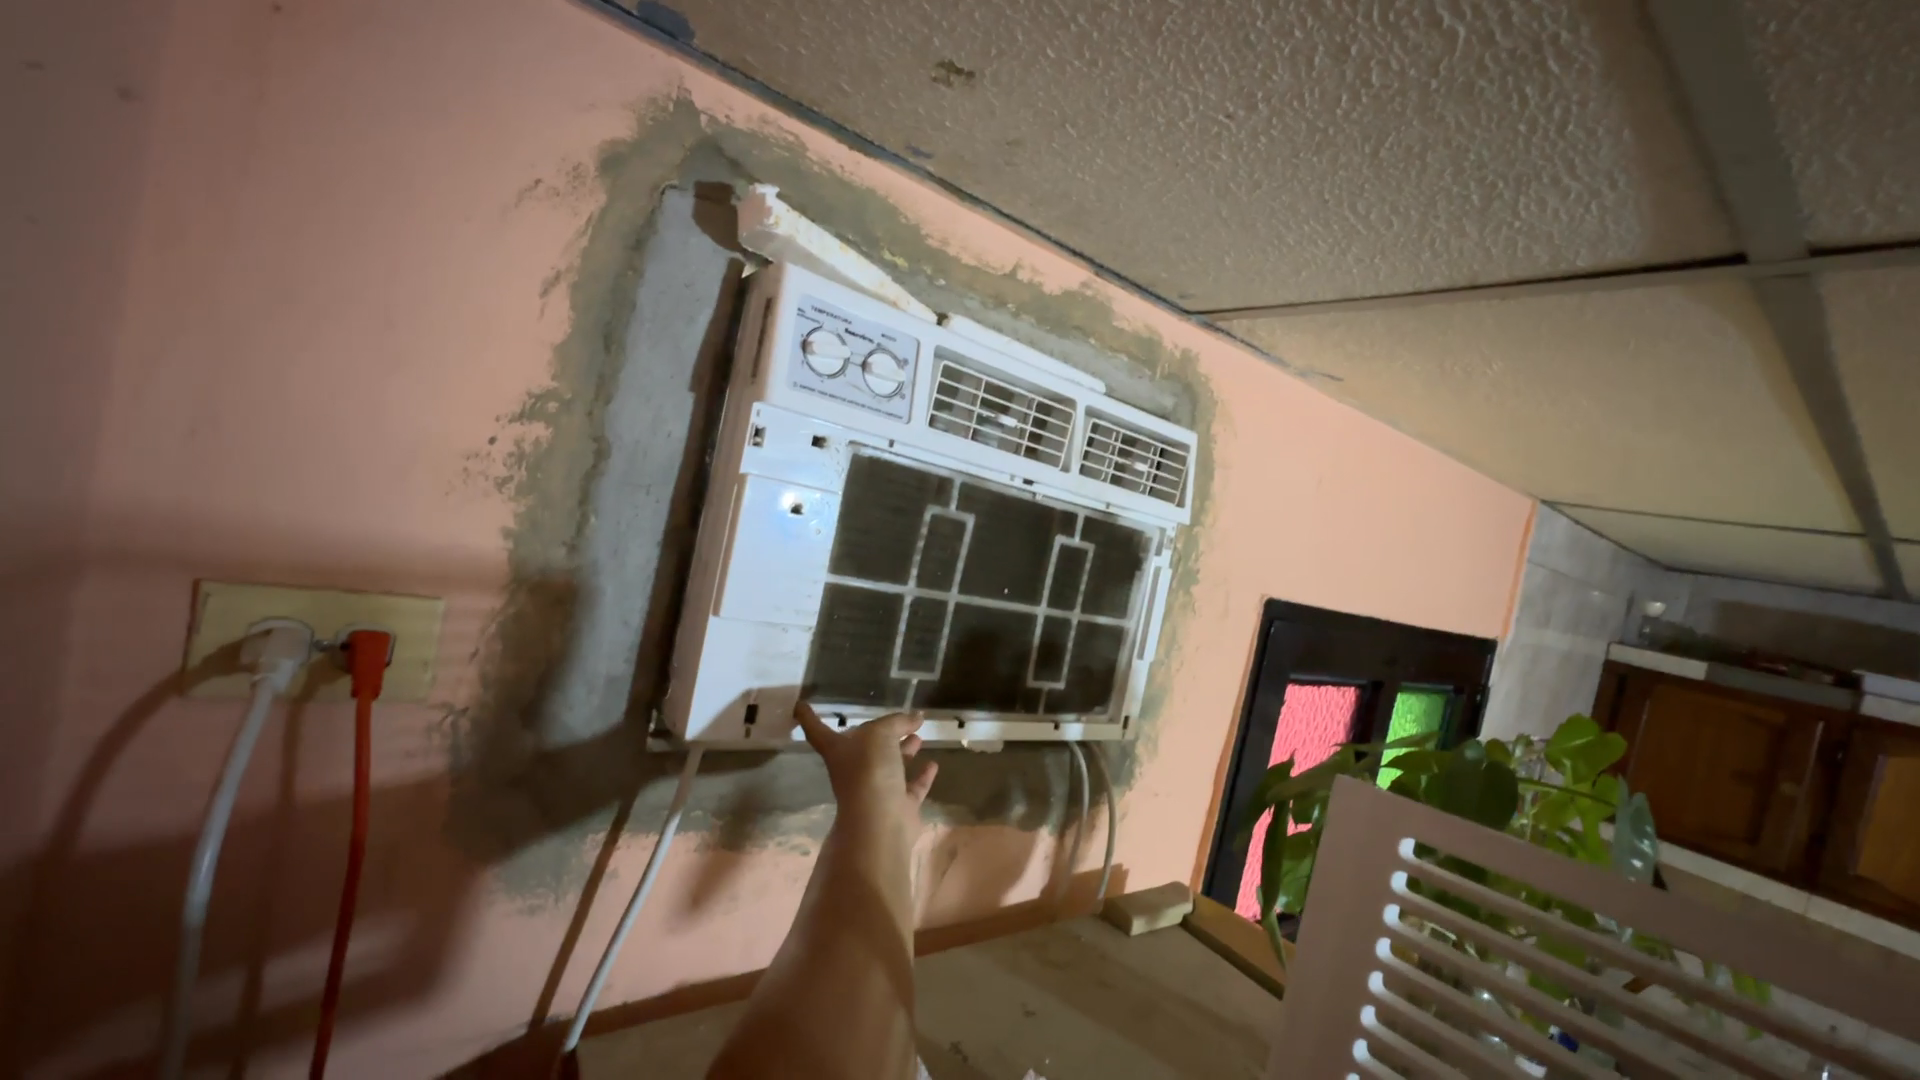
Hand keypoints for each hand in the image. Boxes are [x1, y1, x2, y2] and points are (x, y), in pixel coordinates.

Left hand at [794, 703, 937, 825]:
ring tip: (918, 736)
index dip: (808, 717)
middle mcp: (854, 770)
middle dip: (881, 734)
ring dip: (904, 751)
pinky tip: (932, 764)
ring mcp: (877, 790)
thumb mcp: (880, 734)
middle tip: (900, 721)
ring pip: (891, 766)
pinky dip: (922, 776)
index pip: (817, 729)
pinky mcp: (898, 807)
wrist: (880, 822)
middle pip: (865, 748)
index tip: (800, 705)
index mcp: (838, 751)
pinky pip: (911, 787)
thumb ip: (896, 722)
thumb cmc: (870, 771)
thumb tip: (915, 717)